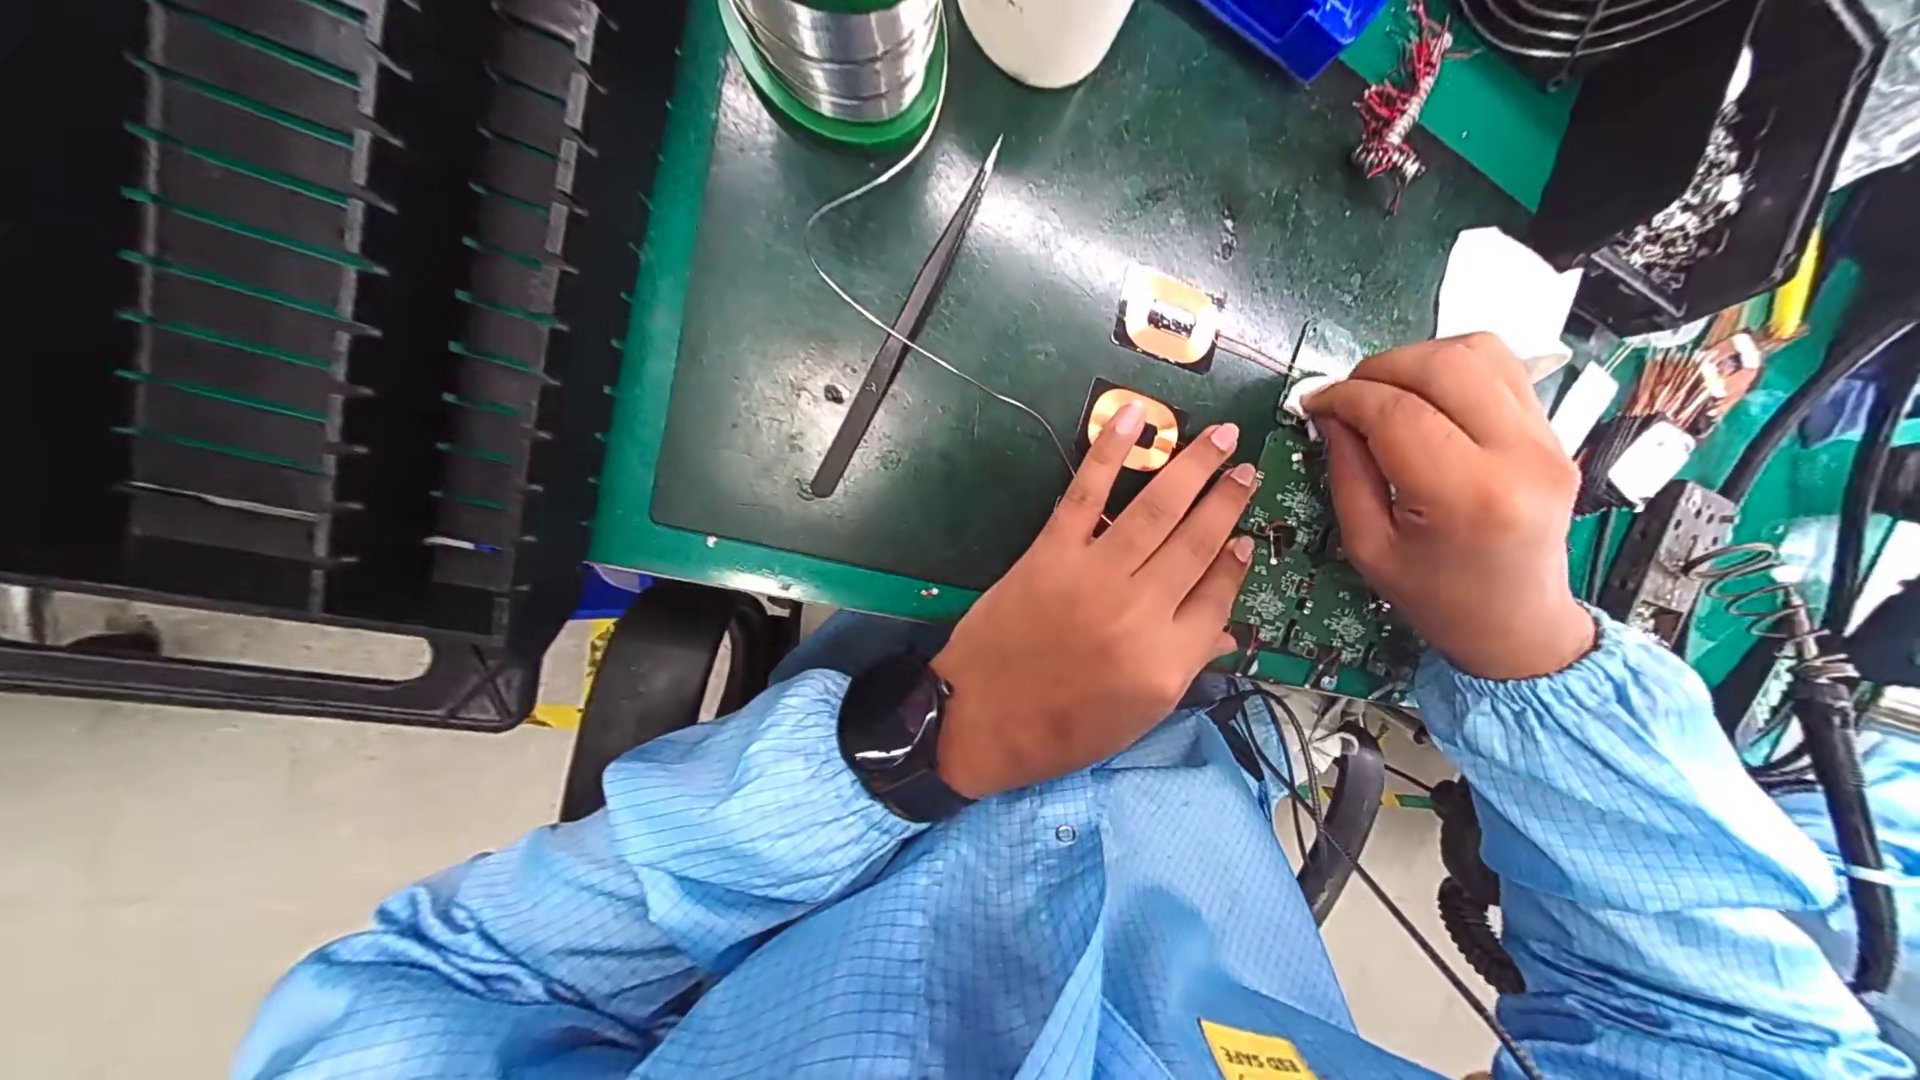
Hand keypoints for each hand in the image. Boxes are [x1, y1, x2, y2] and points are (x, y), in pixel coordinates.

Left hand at [931, 405, 1257, 797]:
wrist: (980, 720)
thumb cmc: (1061, 729)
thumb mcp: (1136, 716)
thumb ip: (1186, 667)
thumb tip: (1228, 631)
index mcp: (1167, 659)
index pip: (1218, 597)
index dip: (1236, 563)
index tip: (1247, 537)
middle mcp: (1141, 611)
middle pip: (1197, 544)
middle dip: (1227, 501)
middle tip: (1247, 466)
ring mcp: (1094, 576)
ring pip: (1156, 511)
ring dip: (1192, 467)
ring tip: (1220, 436)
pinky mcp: (1050, 553)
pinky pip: (1087, 494)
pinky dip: (1109, 452)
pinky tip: (1134, 418)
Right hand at [1303, 333, 1594, 679]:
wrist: (1517, 623)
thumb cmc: (1435, 597)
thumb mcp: (1367, 545)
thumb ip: (1347, 472)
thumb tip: (1332, 414)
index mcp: (1467, 496)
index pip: (1397, 412)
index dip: (1345, 397)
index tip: (1313, 403)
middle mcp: (1520, 456)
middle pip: (1445, 365)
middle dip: (1379, 368)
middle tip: (1346, 395)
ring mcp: (1547, 440)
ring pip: (1480, 351)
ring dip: (1417, 360)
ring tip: (1383, 393)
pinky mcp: (1553, 433)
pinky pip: (1501, 370)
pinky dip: (1451, 369)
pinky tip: (1422, 397)